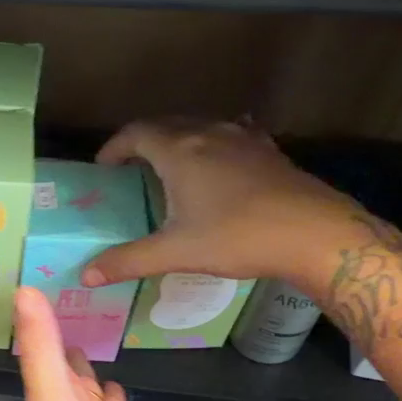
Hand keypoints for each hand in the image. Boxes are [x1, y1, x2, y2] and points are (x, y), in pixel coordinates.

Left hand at [13, 288, 145, 400]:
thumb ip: (41, 350)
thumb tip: (23, 290)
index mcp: (50, 390)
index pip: (47, 341)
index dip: (47, 311)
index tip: (50, 272)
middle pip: (69, 359)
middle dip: (72, 329)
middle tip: (85, 288)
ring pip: (91, 382)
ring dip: (93, 358)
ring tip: (106, 321)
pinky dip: (114, 392)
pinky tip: (120, 376)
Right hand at [81, 120, 360, 287]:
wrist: (314, 234)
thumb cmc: (238, 238)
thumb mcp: (176, 253)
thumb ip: (128, 261)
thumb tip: (87, 275)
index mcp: (180, 152)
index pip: (136, 133)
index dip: (114, 147)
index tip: (103, 168)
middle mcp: (209, 134)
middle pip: (166, 125)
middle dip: (142, 142)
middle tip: (129, 169)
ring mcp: (243, 139)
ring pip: (200, 128)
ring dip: (178, 141)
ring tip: (169, 167)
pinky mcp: (268, 152)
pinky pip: (230, 136)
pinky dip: (212, 146)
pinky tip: (219, 162)